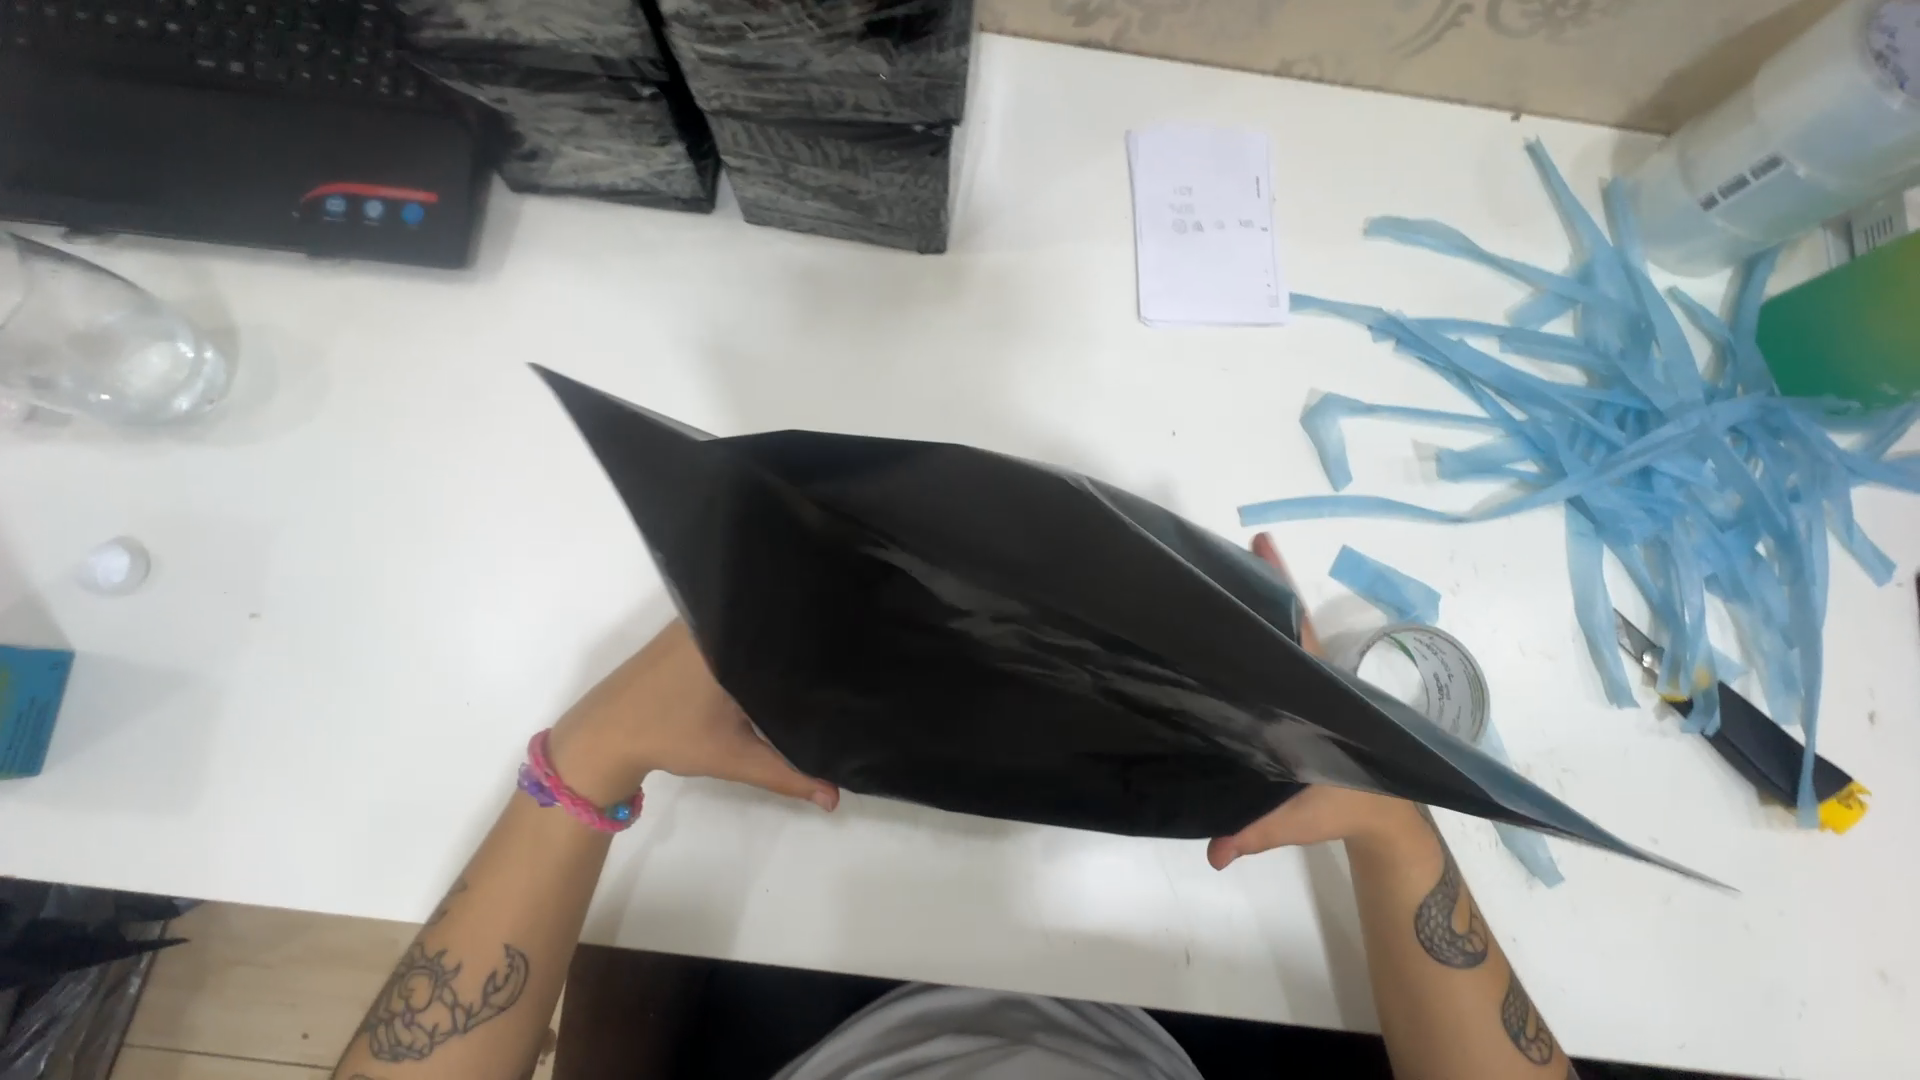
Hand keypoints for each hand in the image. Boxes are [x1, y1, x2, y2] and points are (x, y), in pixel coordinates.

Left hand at [545, 621, 838, 811]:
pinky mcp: (684, 625)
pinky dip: (749, 640)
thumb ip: (787, 775)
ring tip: (812, 655)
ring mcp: (697, 617)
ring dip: (773, 640)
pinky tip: (768, 657)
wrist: (603, 733)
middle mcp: (715, 618)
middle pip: (772, 621)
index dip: (821, 641)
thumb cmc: (669, 737)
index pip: (789, 629)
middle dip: (801, 639)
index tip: (847, 654)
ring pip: (751, 623)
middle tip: (835, 659)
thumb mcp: (734, 757)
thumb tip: (833, 799)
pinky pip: (731, 625)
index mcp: (732, 640)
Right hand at [1209, 534, 1424, 869]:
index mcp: (1319, 699)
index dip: (1278, 591)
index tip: (1260, 545)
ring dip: (1253, 603)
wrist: (1383, 819)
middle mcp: (1315, 683)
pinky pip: (1278, 654)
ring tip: (1209, 576)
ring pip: (1283, 634)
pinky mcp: (1302, 697)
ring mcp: (1310, 687)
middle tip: (1215, 550)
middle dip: (1257, 582)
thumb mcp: (1302, 820)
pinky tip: (1220, 627)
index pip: (1297, 635)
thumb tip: (1214, 853)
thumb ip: (1258, 832)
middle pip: (1286, 621)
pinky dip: (1256, 631)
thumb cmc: (1348, 809)